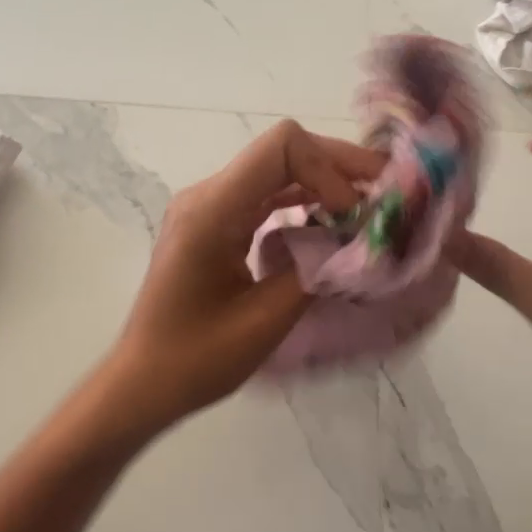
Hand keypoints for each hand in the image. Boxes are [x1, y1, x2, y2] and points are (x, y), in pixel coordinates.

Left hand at [97, 120, 384, 433]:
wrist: (143, 383)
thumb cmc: (197, 359)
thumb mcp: (266, 320)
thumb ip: (317, 271)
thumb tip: (364, 240)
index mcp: (211, 211)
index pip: (281, 147)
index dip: (329, 169)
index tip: (354, 214)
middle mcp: (207, 196)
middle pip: (283, 152)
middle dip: (338, 167)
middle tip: (388, 192)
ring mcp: (208, 208)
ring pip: (278, 170)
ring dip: (325, 183)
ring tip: (370, 207)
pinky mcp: (214, 225)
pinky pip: (265, 196)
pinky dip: (303, 203)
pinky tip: (333, 224)